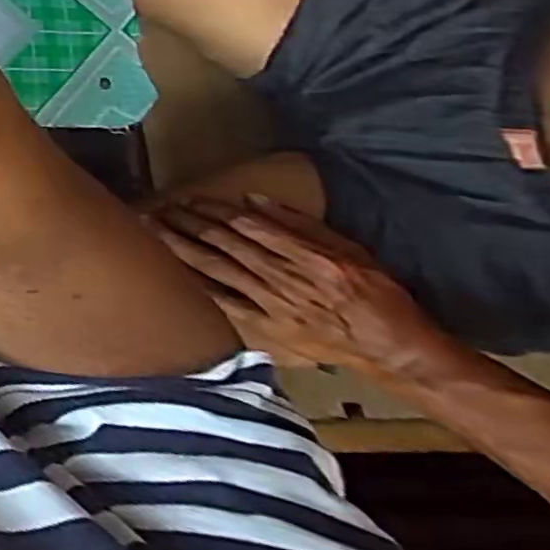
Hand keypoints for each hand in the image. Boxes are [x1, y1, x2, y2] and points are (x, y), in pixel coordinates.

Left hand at [150, 195, 460, 377]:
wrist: (397, 352)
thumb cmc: (378, 298)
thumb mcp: (353, 252)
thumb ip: (301, 224)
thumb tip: (252, 198)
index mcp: (312, 256)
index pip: (248, 224)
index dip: (213, 209)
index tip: (189, 199)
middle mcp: (288, 277)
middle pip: (223, 241)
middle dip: (186, 221)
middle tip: (157, 207)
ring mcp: (273, 303)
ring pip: (214, 266)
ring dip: (179, 244)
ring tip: (152, 227)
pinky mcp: (267, 327)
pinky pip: (222, 299)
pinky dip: (195, 281)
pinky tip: (169, 267)